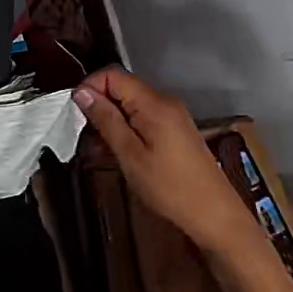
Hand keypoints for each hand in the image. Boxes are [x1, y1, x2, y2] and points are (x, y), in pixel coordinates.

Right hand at [72, 67, 253, 249]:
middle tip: (83, 135)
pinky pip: (143, 117)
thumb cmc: (170, 187)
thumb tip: (81, 92)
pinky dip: (126, 129)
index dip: (90, 87)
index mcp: (154, 103)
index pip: (112, 74)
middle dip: (98, 106)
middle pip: (121, 87)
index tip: (76, 113)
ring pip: (130, 104)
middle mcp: (164, 102)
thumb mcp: (130, 154)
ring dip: (110, 121)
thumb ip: (105, 120)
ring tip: (98, 149)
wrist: (216, 216)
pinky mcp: (175, 129)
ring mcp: (172, 115)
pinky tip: (118, 152)